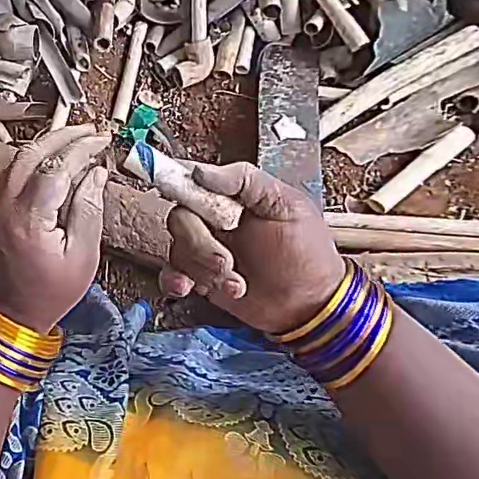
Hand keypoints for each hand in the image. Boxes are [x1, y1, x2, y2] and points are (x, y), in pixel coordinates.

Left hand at [0, 125, 111, 332]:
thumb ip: (89, 210)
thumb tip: (95, 173)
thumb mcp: (83, 256)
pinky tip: (50, 161)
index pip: (56, 167)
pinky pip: (8, 175)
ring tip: (73, 140)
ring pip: (15, 160)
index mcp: (29, 220)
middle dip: (61, 136)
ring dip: (44, 145)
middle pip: (30, 153)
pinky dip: (30, 161)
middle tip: (88, 131)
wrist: (9, 314)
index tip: (100, 140)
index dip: (81, 148)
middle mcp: (4, 208)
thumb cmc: (48, 293)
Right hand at [158, 161, 344, 334]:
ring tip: (235, 283)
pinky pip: (168, 273)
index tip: (184, 202)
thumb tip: (200, 172)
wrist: (310, 306)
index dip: (176, 186)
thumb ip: (246, 180)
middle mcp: (210, 220)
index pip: (189, 181)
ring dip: (202, 269)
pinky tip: (191, 287)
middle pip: (179, 219)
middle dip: (200, 244)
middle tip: (227, 261)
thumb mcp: (286, 206)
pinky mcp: (197, 276)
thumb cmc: (306, 255)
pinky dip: (174, 280)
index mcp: (229, 197)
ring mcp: (201, 249)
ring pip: (176, 249)